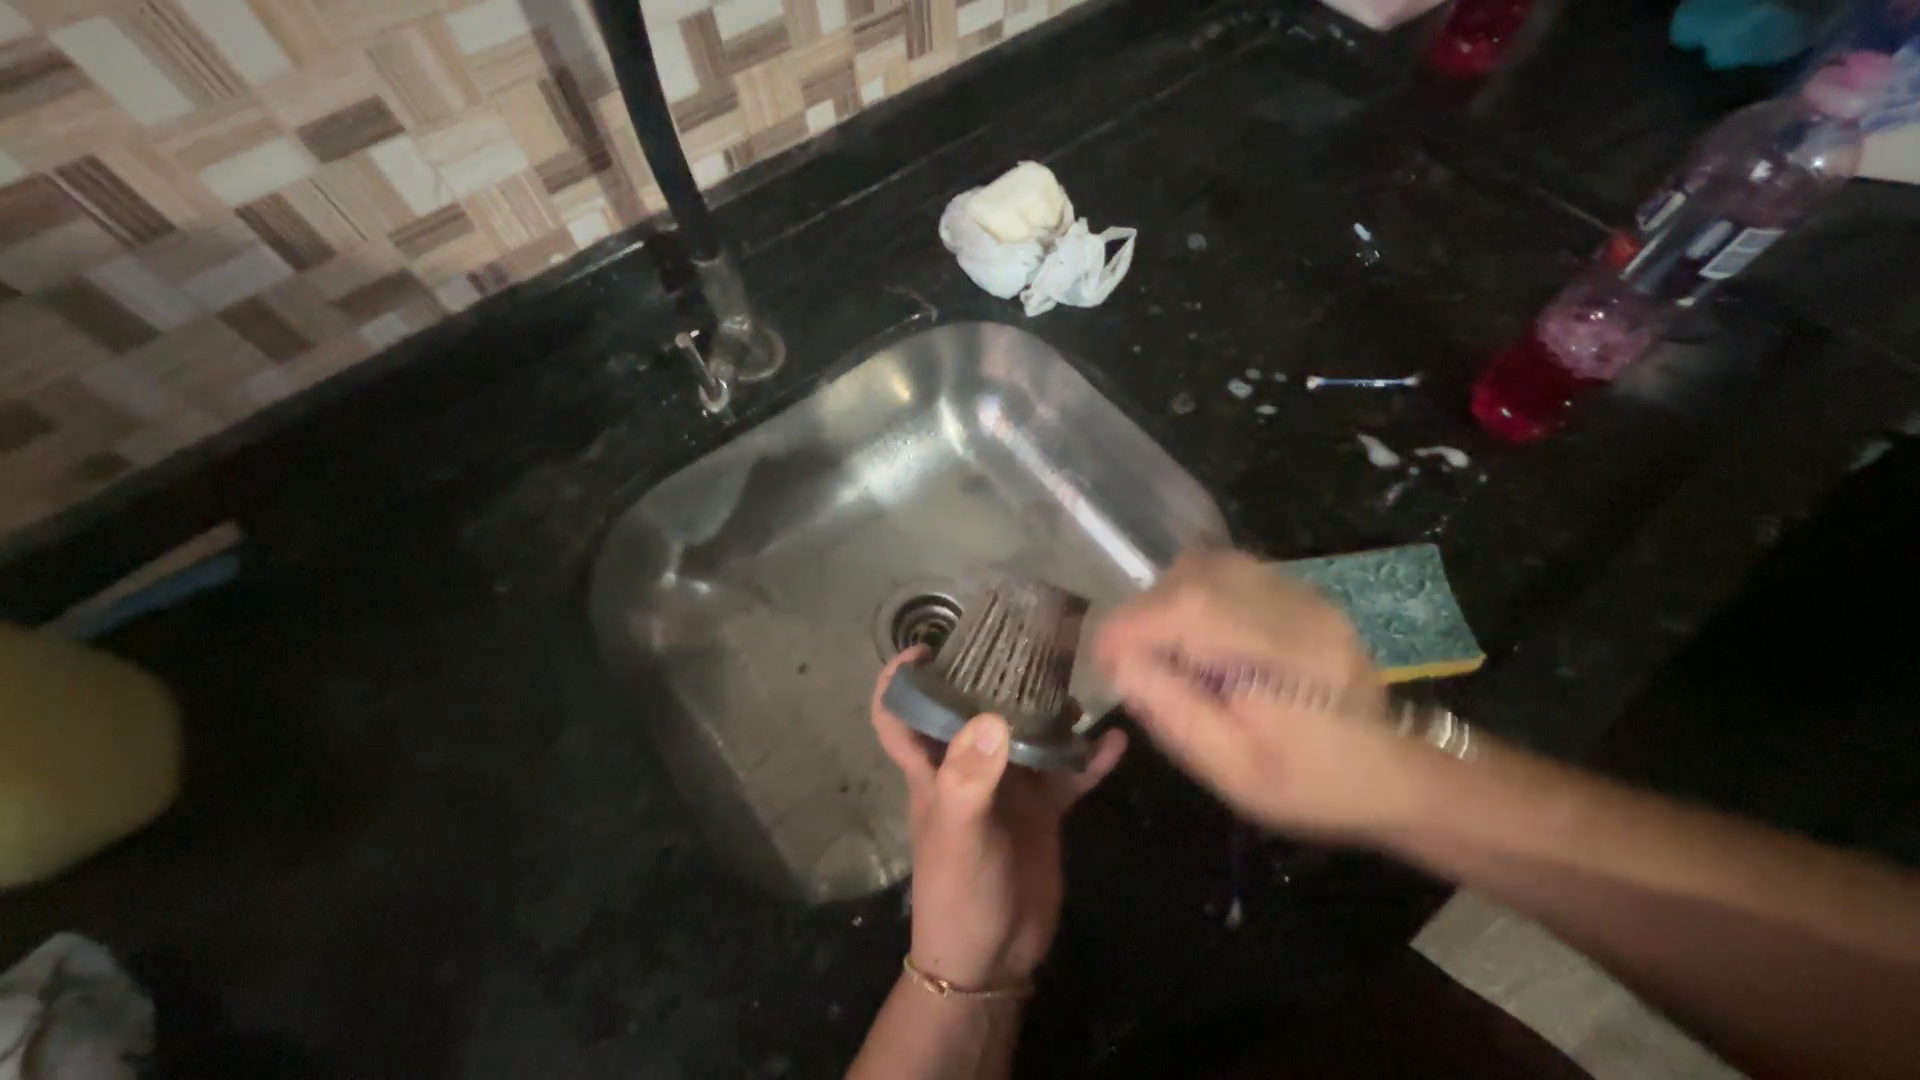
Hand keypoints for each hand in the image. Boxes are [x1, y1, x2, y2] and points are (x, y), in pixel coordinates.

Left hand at [871, 648, 1126, 989]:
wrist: (992, 958)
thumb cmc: (958, 892)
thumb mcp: (959, 832)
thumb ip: (970, 776)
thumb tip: (992, 716)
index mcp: (933, 769)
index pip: (900, 716)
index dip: (900, 681)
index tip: (924, 648)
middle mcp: (969, 768)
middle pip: (974, 711)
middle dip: (993, 679)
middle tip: (1027, 644)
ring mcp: (1009, 788)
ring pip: (1027, 734)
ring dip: (1048, 711)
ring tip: (1076, 680)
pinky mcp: (1043, 811)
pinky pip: (1068, 774)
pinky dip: (1089, 757)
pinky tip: (1115, 740)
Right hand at [1091, 550, 1427, 840]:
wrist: (1388, 776)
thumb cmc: (1302, 783)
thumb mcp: (1227, 766)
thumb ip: (1170, 708)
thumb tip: (1117, 661)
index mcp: (1280, 658)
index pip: (1188, 609)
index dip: (1131, 624)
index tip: (1101, 656)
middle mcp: (1294, 610)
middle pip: (1195, 575)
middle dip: (1147, 611)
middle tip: (1135, 657)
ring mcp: (1304, 594)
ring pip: (1211, 564)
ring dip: (1171, 597)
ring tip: (1168, 645)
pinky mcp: (1305, 593)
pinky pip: (1234, 572)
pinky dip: (1199, 593)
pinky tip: (1205, 636)